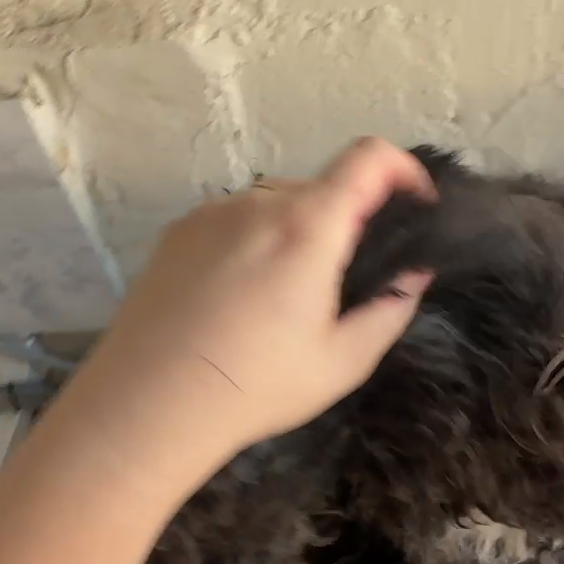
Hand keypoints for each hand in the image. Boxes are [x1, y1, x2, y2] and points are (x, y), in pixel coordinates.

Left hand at [68, 137, 435, 465]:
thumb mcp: (343, 361)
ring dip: (300, 232)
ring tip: (285, 296)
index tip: (416, 205)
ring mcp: (212, 212)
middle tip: (346, 280)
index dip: (405, 169)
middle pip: (323, 187)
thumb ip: (391, 308)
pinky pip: (236, 219)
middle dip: (349, 221)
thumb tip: (414, 273)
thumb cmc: (256, 386)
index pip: (369, 158)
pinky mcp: (178, 230)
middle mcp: (258, 203)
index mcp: (307, 227)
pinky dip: (257, 240)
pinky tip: (240, 295)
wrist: (147, 405)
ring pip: (278, 204)